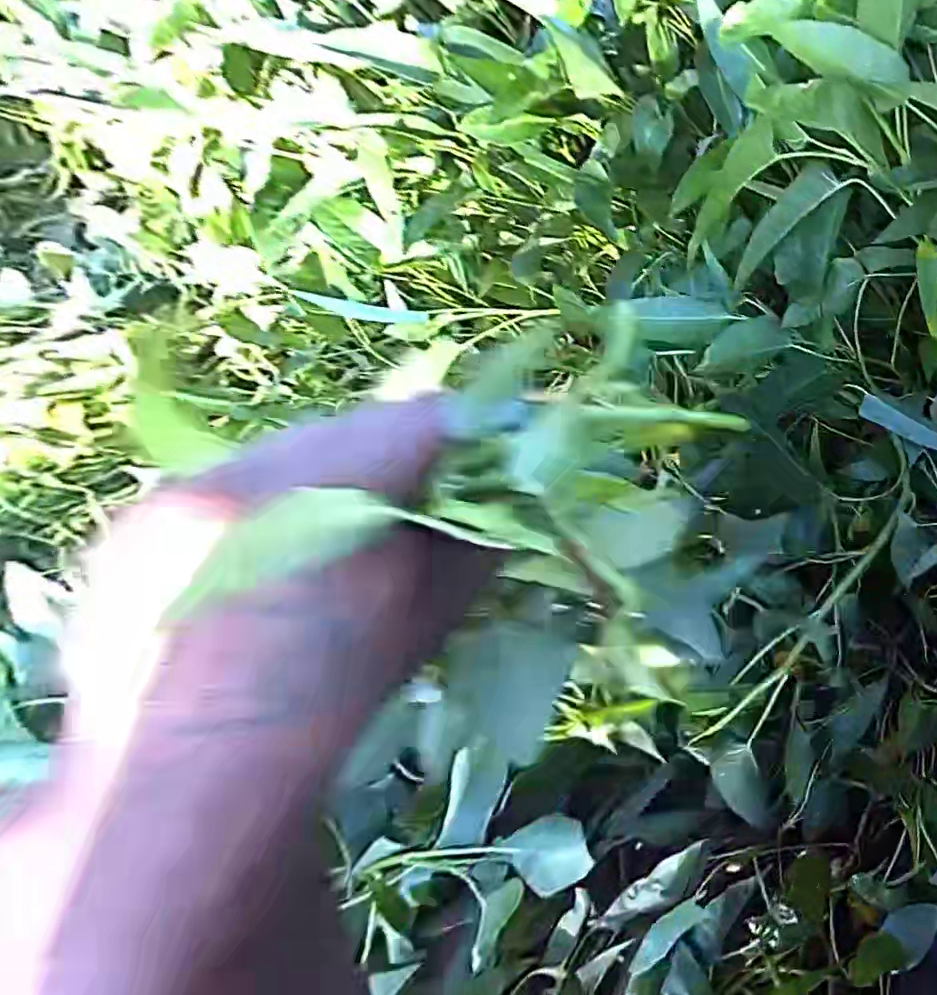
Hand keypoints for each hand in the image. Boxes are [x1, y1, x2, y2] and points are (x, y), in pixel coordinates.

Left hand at [3, 399, 496, 994]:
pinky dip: (308, 485)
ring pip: (306, 442)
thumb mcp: (441, 598)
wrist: (191, 777)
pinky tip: (321, 530)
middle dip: (423, 443)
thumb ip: (488, 527)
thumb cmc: (341, 685)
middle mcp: (233, 473)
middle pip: (363, 421)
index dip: (485, 426)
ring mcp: (176, 492)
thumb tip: (531, 484)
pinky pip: (254, 473)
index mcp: (315, 494)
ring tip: (392, 505)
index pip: (425, 418)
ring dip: (364, 461)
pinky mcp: (146, 517)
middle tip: (462, 478)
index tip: (520, 438)